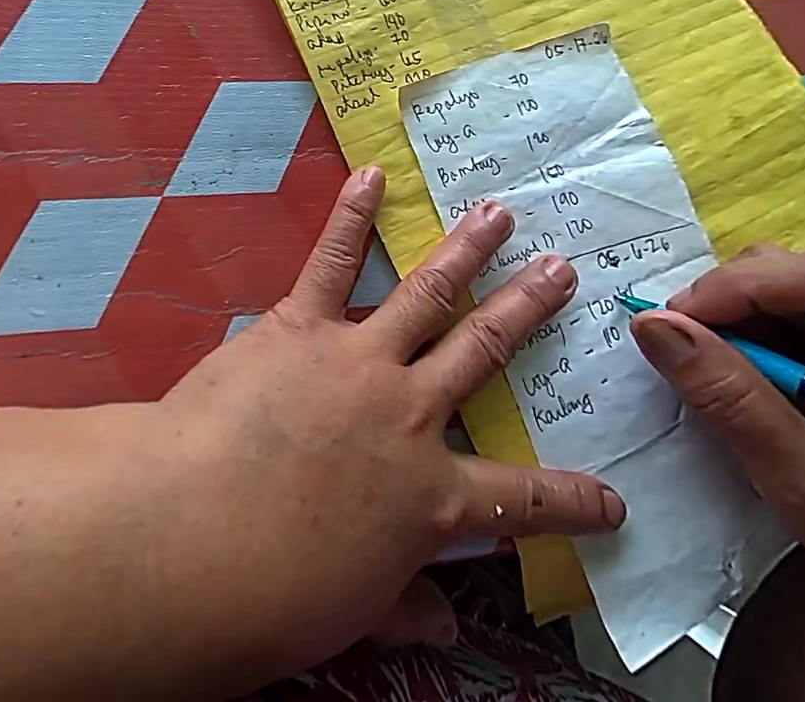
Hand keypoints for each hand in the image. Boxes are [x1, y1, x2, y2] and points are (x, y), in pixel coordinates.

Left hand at [150, 166, 625, 686]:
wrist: (193, 535)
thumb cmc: (271, 591)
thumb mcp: (350, 612)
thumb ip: (402, 608)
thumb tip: (445, 627)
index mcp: (430, 497)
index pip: (522, 501)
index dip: (573, 500)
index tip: (612, 496)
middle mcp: (408, 414)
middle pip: (482, 351)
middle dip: (526, 310)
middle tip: (561, 269)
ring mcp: (358, 359)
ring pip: (426, 294)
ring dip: (465, 251)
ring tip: (497, 214)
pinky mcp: (300, 326)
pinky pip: (330, 262)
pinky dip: (350, 217)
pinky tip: (370, 178)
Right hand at [630, 247, 804, 700]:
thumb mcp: (804, 485)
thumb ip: (730, 400)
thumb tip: (653, 324)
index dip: (745, 285)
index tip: (676, 318)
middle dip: (731, 299)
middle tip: (681, 343)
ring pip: (796, 286)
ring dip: (734, 314)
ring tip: (708, 362)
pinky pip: (795, 311)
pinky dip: (746, 329)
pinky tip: (734, 366)